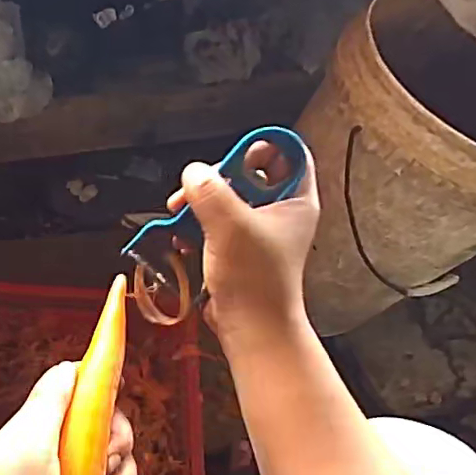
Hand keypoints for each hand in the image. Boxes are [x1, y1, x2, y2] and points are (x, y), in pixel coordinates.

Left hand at [0, 361, 136, 474]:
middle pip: (114, 431)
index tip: (111, 411)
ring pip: (125, 470)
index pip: (85, 393)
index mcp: (43, 427)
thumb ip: (49, 402)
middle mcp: (61, 453)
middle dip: (117, 451)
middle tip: (99, 469)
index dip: (104, 397)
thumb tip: (70, 365)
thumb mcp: (26, 445)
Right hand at [168, 139, 320, 338]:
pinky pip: (214, 222)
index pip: (287, 153)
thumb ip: (211, 192)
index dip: (260, 148)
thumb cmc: (256, 281)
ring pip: (226, 198)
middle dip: (216, 177)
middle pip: (248, 172)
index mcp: (295, 200)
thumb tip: (193, 172)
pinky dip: (196, 224)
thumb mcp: (232, 226)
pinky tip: (182, 235)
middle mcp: (279, 211)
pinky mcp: (235, 247)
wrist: (251, 327)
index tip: (232, 159)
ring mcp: (256, 230)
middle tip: (195, 188)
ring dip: (200, 201)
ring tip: (179, 211)